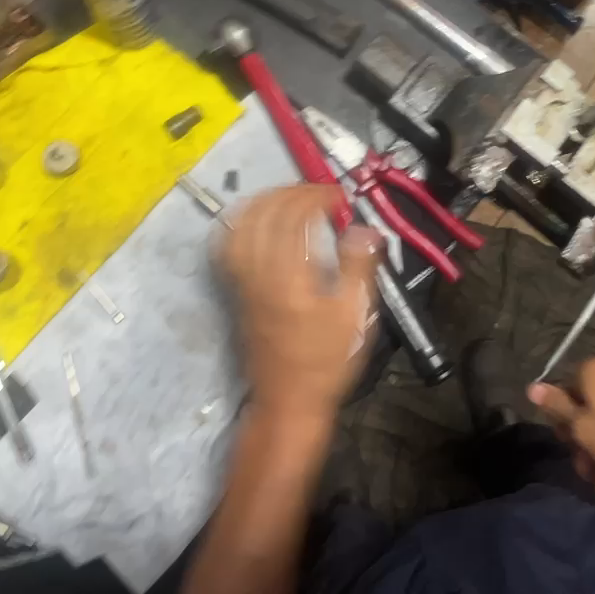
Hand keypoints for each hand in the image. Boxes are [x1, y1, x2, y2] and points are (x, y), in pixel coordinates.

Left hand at [220, 185, 381, 417]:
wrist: (287, 402)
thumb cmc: (325, 361)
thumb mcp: (354, 316)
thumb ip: (359, 268)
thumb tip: (365, 229)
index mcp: (291, 274)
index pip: (296, 216)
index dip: (317, 196)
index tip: (339, 196)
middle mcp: (260, 271)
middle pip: (266, 213)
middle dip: (293, 193)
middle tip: (319, 193)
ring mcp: (242, 280)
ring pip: (242, 224)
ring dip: (266, 200)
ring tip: (290, 197)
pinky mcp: (235, 290)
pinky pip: (228, 245)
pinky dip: (241, 223)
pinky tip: (256, 220)